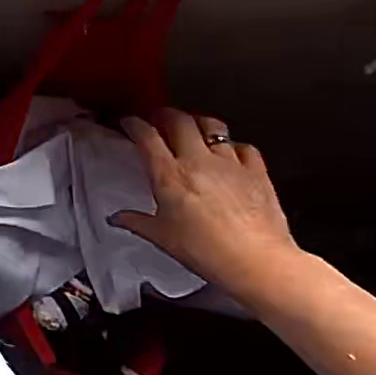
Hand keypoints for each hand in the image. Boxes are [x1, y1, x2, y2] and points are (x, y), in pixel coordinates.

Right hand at [114, 108, 303, 298]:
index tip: (131, 123)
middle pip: (179, 120)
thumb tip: (119, 218)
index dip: (135, 125)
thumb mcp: (162, 238)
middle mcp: (198, 161)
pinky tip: (231, 153)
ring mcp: (229, 162)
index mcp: (170, 176)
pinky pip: (243, 146)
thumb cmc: (207, 251)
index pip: (147, 137)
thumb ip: (138, 222)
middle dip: (166, 114)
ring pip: (212, 125)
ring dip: (199, 122)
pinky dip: (234, 145)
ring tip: (194, 126)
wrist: (254, 260)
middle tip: (160, 117)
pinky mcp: (255, 170)